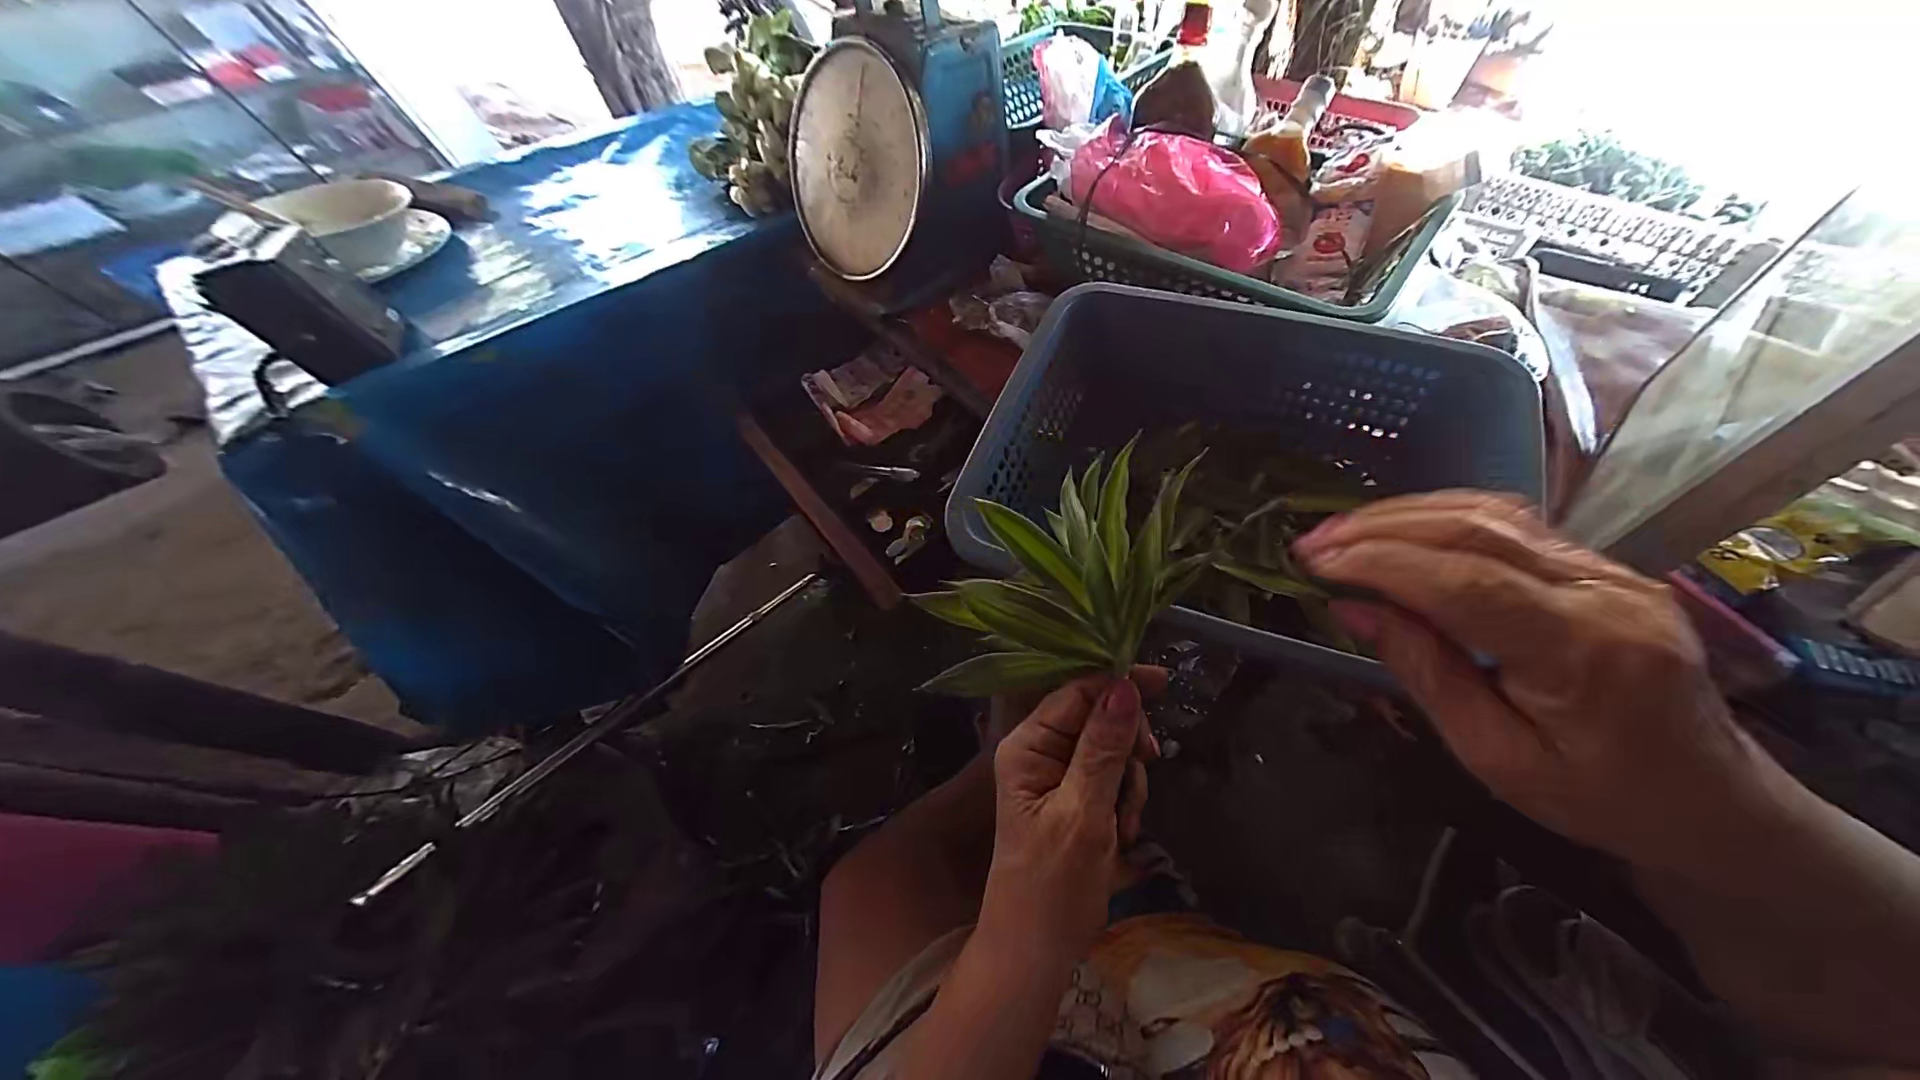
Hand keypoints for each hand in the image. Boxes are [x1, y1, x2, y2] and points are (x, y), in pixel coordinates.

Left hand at [981, 674, 1153, 957]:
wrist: (1037, 950)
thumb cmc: (1052, 885)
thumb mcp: (1083, 813)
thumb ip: (1103, 749)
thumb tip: (1124, 687)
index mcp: (1027, 745)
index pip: (1074, 693)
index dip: (1116, 683)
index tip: (1161, 683)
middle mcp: (1038, 751)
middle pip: (1097, 717)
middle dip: (1126, 744)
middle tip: (1147, 764)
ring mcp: (1056, 775)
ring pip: (1111, 748)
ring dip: (1129, 780)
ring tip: (1124, 822)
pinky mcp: (1074, 798)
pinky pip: (1112, 777)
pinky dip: (1126, 799)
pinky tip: (1123, 831)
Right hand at [1294, 492, 1773, 869]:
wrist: (1716, 804)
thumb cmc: (1598, 797)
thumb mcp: (1494, 754)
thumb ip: (1424, 672)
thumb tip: (1353, 609)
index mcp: (1581, 650)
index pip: (1463, 582)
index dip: (1379, 564)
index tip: (1315, 563)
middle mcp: (1603, 593)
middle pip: (1474, 532)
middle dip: (1379, 530)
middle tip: (1311, 543)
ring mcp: (1608, 572)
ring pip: (1490, 514)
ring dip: (1403, 515)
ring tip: (1339, 530)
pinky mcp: (1600, 568)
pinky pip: (1510, 524)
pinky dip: (1438, 518)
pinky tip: (1396, 527)